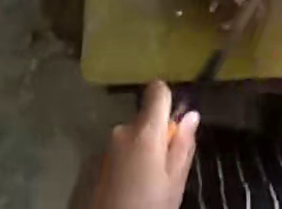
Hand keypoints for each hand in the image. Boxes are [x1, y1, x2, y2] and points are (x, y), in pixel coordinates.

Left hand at [90, 81, 198, 208]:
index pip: (158, 90)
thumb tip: (191, 115)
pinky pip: (114, 154)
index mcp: (146, 130)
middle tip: (160, 170)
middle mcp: (122, 130)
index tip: (173, 125)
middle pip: (144, 119)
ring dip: (137, 153)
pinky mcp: (90, 165)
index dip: (167, 101)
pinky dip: (121, 165)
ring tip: (141, 185)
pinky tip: (123, 191)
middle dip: (154, 137)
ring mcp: (103, 147)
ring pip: (129, 139)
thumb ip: (184, 145)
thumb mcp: (174, 184)